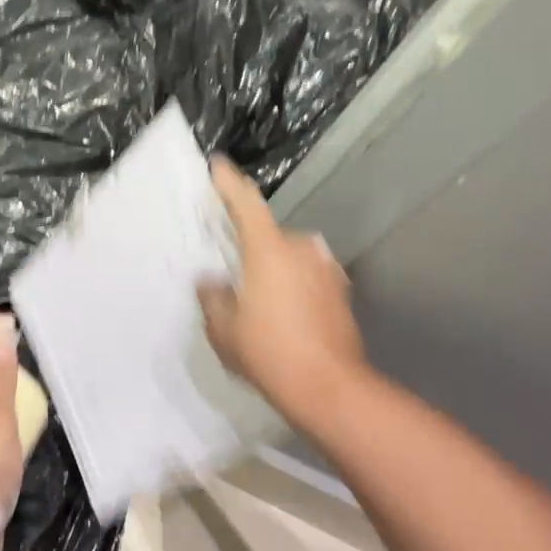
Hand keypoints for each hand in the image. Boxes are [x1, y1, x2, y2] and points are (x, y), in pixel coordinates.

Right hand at [197, 156, 368, 426]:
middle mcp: (302, 249)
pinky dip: (292, 291)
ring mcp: (326, 268)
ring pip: (289, 261)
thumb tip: (211, 281)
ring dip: (273, 275)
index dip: (228, 185)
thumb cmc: (266, 352)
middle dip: (251, 255)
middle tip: (233, 283)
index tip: (217, 166)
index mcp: (268, 251)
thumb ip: (213, 297)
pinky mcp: (340, 290)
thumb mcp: (223, 329)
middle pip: (269, 240)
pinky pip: (306, 280)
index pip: (245, 205)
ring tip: (258, 309)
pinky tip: (282, 320)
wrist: (325, 384)